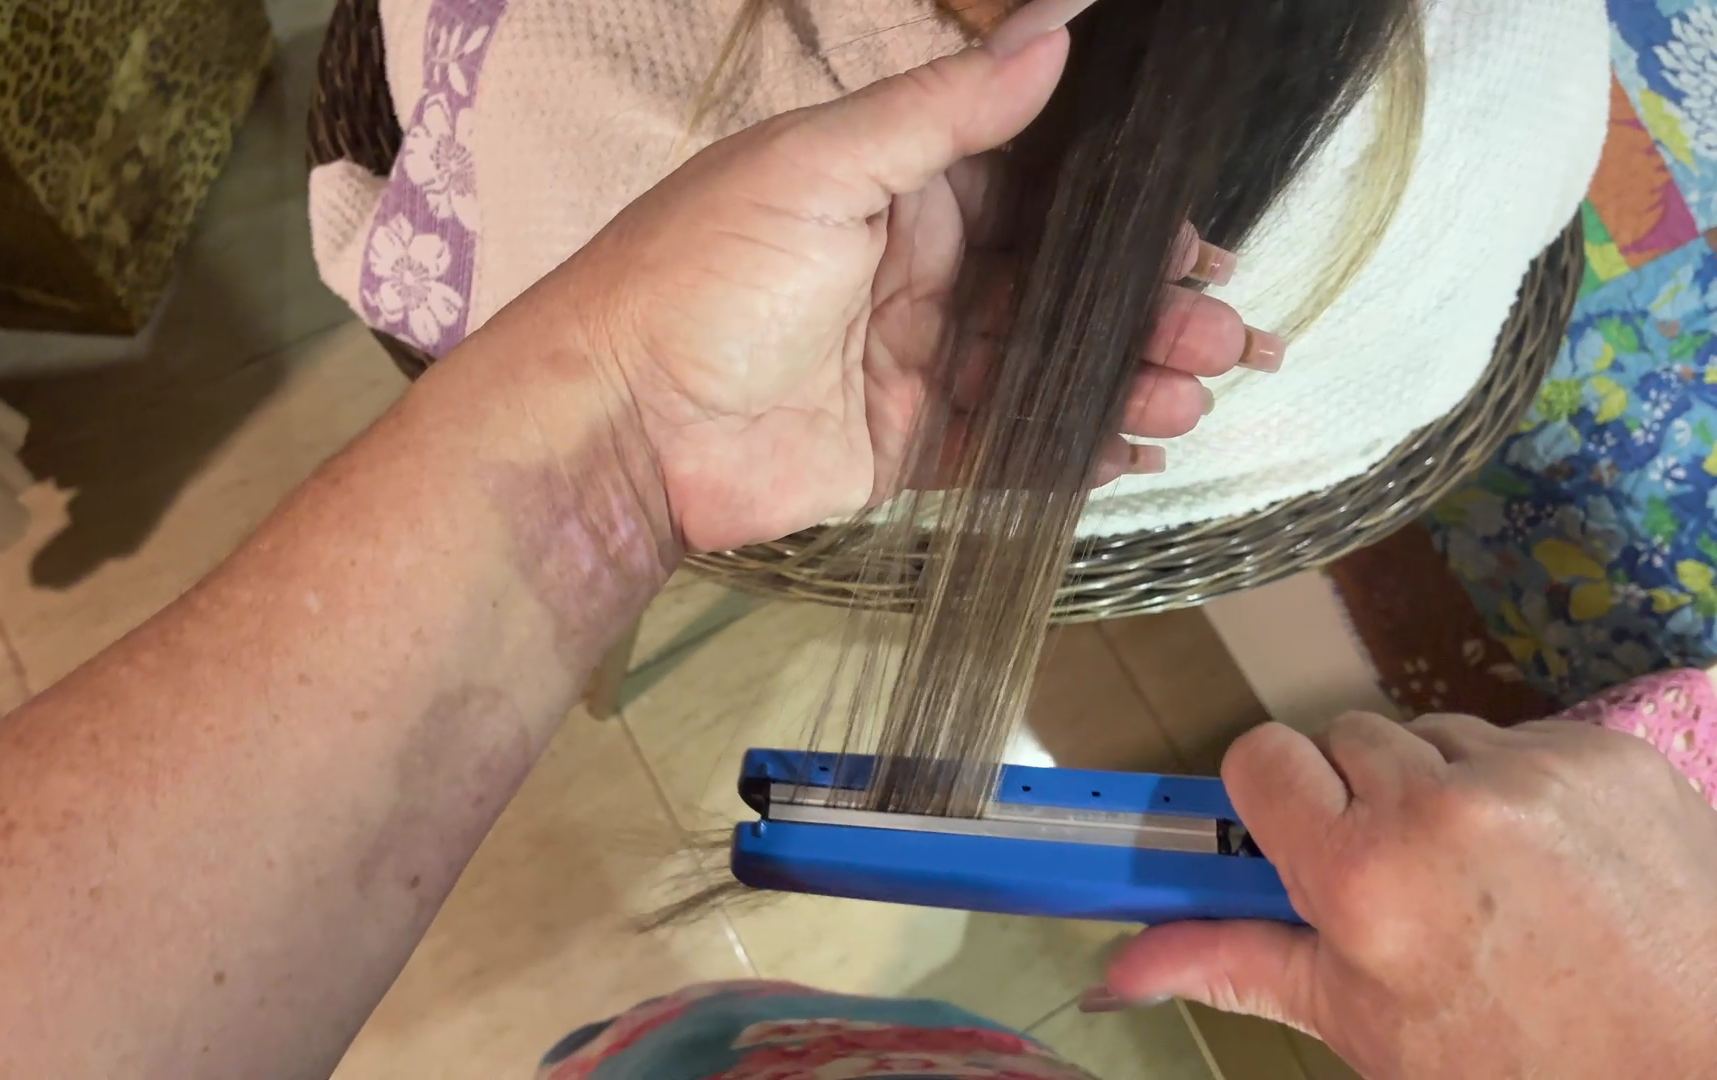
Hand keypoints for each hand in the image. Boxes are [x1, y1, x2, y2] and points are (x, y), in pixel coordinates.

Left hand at [537, 16, 1257, 551]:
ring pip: (1037, 370)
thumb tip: (1060, 29)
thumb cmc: (708, 278)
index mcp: (899, 199)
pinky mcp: (902, 448)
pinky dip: (1065, 447)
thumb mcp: (814, 172)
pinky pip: (998, 444)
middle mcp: (916, 281)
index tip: (1202, 239)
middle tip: (1230, 334)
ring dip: (1120, 382)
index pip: (1037, 196)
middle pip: (1052, 290)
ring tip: (1199, 393)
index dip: (1122, 217)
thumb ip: (936, 118)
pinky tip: (1132, 449)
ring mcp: (911, 371)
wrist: (633, 422)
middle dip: (1144, 310)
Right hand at [1103, 714, 1716, 1077]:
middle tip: (1409, 868)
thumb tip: (1114, 973)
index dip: (1278, 791)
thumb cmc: (1522, 1067)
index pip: (1260, 755)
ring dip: (1441, 784)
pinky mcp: (1611, 754)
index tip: (1310, 834)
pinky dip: (1522, 783)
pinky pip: (1516, 736)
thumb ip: (1227, 963)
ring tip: (1495, 868)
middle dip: (1361, 791)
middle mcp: (1435, 804)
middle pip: (1343, 738)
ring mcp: (1531, 772)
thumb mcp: (1359, 1024)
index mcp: (1360, 872)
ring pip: (1428, 734)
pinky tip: (1563, 854)